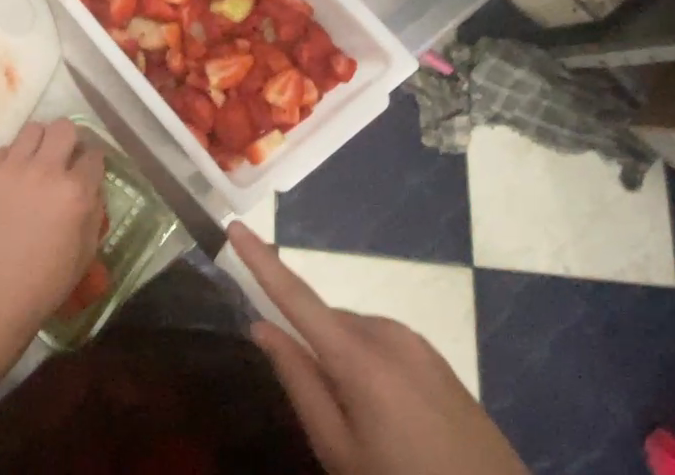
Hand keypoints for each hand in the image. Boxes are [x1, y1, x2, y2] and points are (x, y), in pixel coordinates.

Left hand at [0, 119, 105, 333]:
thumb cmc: (48, 279)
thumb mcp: (88, 249)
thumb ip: (94, 209)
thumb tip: (90, 186)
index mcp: (76, 191)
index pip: (94, 155)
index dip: (93, 162)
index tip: (88, 170)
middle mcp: (45, 170)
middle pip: (63, 127)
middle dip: (68, 140)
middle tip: (64, 158)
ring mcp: (11, 168)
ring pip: (32, 129)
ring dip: (40, 142)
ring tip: (36, 163)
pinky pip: (4, 150)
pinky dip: (12, 160)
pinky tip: (11, 182)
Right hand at [228, 221, 528, 474]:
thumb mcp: (338, 449)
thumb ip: (298, 382)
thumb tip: (262, 327)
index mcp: (357, 356)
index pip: (295, 297)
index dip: (261, 261)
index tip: (235, 226)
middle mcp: (387, 334)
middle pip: (326, 322)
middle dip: (313, 349)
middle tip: (327, 413)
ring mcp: (418, 344)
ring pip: (354, 335)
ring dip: (343, 360)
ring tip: (365, 424)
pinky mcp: (439, 360)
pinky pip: (384, 347)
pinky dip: (371, 368)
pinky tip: (392, 419)